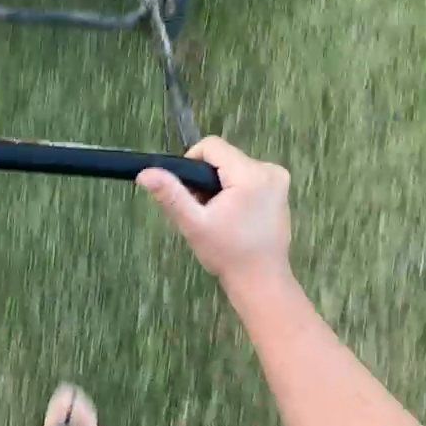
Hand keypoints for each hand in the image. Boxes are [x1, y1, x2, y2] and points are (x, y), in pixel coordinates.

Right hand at [137, 137, 292, 283]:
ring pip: (233, 166)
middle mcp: (269, 169)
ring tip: (217, 215)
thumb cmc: (227, 253)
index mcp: (250, 174)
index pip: (211, 146)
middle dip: (206, 179)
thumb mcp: (193, 224)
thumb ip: (170, 194)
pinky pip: (247, 176)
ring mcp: (278, 179)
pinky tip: (233, 216)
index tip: (189, 193)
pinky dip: (234, 189)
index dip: (191, 163)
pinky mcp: (280, 189)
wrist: (261, 279)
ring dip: (219, 185)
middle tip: (203, 210)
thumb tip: (144, 173)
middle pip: (223, 157)